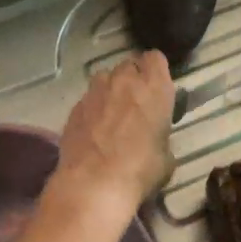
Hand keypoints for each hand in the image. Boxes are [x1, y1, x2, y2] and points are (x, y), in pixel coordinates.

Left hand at [48, 51, 174, 226]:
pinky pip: (87, 99)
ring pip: (104, 78)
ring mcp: (95, 92)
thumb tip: (153, 135)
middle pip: (128, 65)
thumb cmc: (140, 170)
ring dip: (110, 90)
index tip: (156, 85)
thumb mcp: (166, 156)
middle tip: (134, 103)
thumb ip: (160, 133)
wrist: (94, 182)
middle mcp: (123, 81)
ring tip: (111, 114)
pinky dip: (92, 108)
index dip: (155, 70)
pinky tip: (93, 130)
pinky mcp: (75, 107)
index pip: (155, 58)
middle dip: (132, 79)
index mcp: (154, 88)